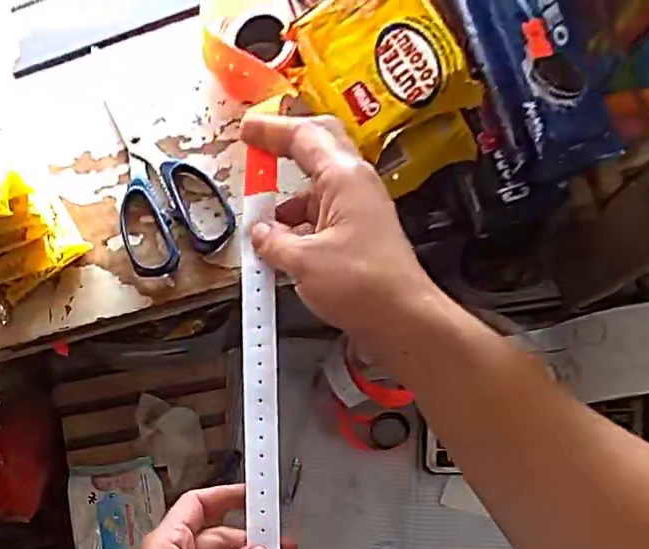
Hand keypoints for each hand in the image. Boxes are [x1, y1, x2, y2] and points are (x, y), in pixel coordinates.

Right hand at [240, 114, 446, 355]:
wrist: (400, 319)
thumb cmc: (363, 285)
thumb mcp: (304, 262)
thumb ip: (274, 243)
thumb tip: (259, 234)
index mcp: (345, 177)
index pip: (303, 137)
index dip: (271, 130)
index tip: (248, 128)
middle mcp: (355, 187)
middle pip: (317, 152)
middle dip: (285, 152)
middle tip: (259, 155)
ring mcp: (359, 213)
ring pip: (316, 194)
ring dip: (287, 205)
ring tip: (261, 225)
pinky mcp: (359, 240)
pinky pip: (322, 223)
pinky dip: (298, 230)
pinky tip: (281, 251)